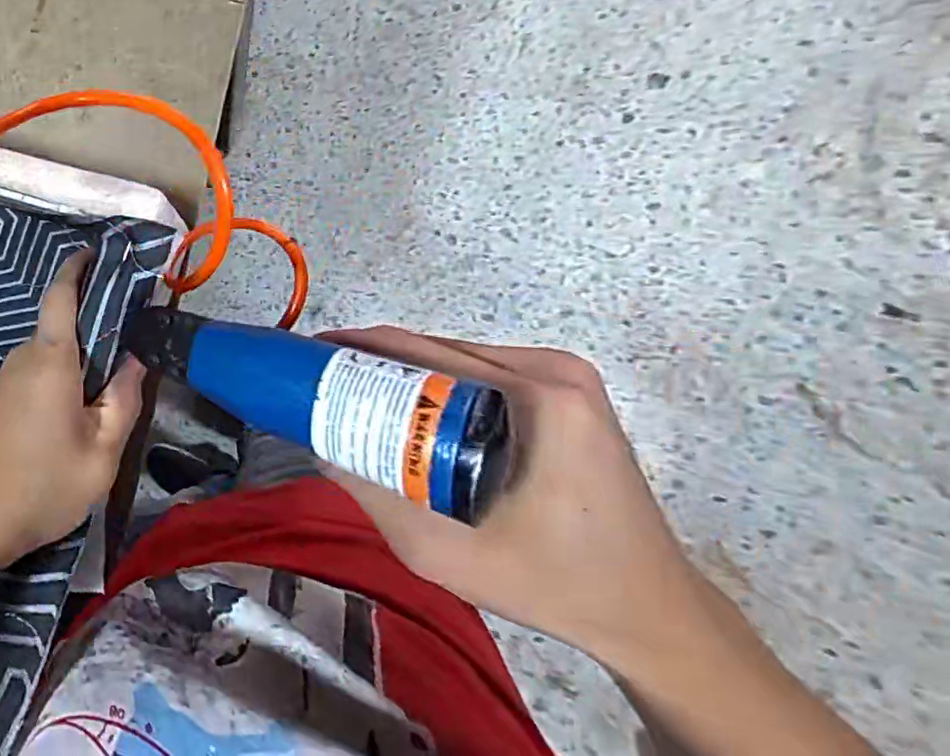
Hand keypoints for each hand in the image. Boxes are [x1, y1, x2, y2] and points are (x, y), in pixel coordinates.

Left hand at [0, 250, 145, 579]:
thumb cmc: (38, 487)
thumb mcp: (100, 453)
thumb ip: (123, 402)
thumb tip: (135, 361)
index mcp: (50, 358)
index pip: (62, 294)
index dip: (79, 267)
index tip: (99, 252)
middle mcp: (23, 359)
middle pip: (63, 329)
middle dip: (96, 332)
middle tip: (132, 358)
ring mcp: (4, 382)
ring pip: (51, 359)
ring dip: (79, 368)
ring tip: (107, 403)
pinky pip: (36, 380)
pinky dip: (60, 386)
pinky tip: (71, 425)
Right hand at [314, 327, 709, 670]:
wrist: (653, 615)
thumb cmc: (554, 582)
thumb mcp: (444, 550)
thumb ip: (371, 495)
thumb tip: (317, 445)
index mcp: (538, 396)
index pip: (418, 351)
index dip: (353, 351)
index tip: (307, 364)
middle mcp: (554, 371)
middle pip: (432, 348)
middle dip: (369, 362)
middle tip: (319, 385)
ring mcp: (566, 377)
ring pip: (451, 357)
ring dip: (398, 375)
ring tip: (349, 397)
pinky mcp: (567, 392)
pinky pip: (477, 372)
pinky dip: (433, 386)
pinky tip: (403, 413)